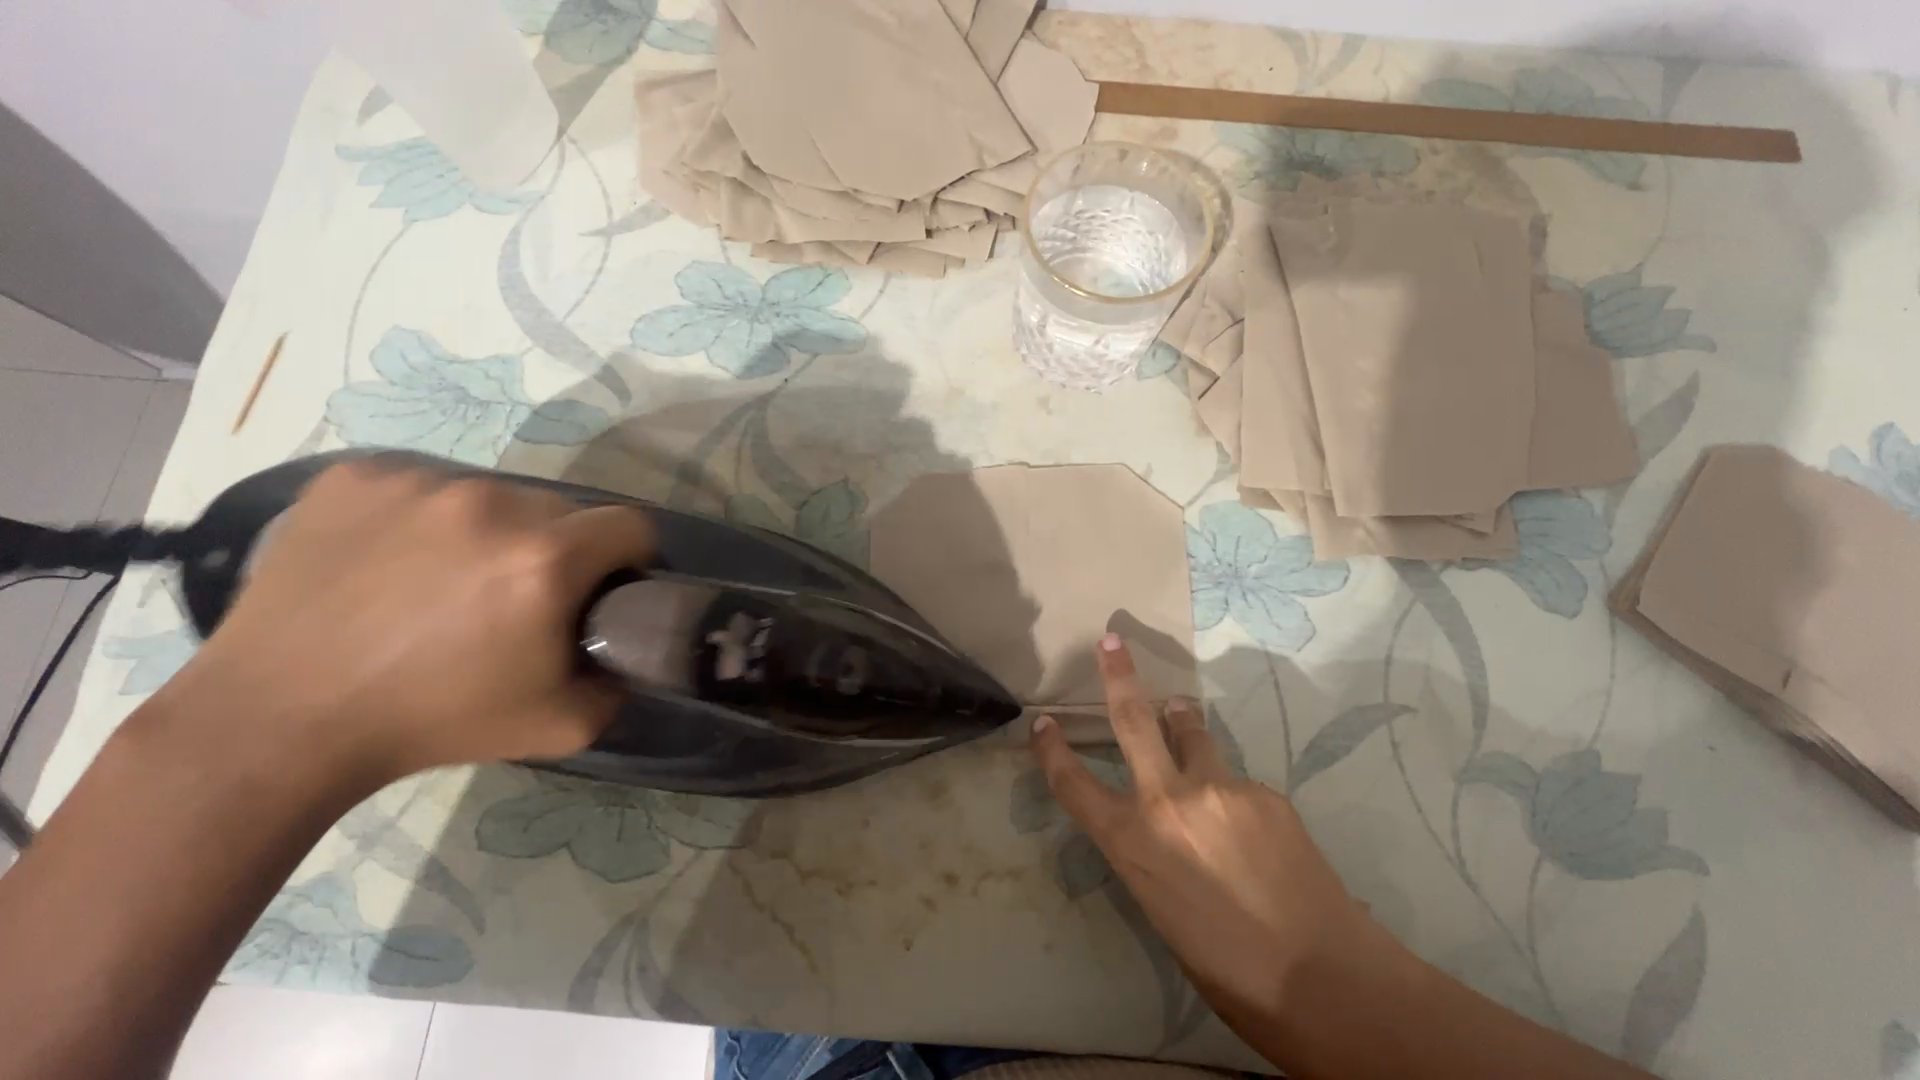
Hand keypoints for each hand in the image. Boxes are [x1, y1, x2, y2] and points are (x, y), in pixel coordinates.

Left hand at [158, 459, 653, 783]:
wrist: (281, 720)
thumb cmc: (434, 723)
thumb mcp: (561, 726)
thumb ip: (618, 684)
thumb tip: (628, 653)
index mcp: (546, 559)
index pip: (631, 525)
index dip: (629, 560)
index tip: (602, 592)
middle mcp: (489, 503)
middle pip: (561, 510)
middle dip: (558, 549)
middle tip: (517, 600)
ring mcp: (416, 482)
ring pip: (491, 495)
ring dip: (490, 532)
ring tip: (444, 584)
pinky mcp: (355, 476)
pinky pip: (420, 486)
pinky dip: (421, 520)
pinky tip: (390, 565)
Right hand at [1029, 634, 1380, 1034]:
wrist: (1321, 973)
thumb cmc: (1226, 967)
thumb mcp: (1160, 911)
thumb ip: (1149, 856)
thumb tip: (1157, 827)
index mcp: (1133, 843)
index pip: (1075, 785)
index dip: (1053, 751)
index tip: (1043, 722)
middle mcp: (1169, 802)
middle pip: (1134, 722)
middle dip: (1119, 676)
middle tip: (1113, 640)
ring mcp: (1221, 789)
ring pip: (1192, 735)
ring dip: (1180, 719)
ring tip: (1180, 710)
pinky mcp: (1265, 792)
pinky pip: (1236, 779)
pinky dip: (1230, 789)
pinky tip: (1250, 825)